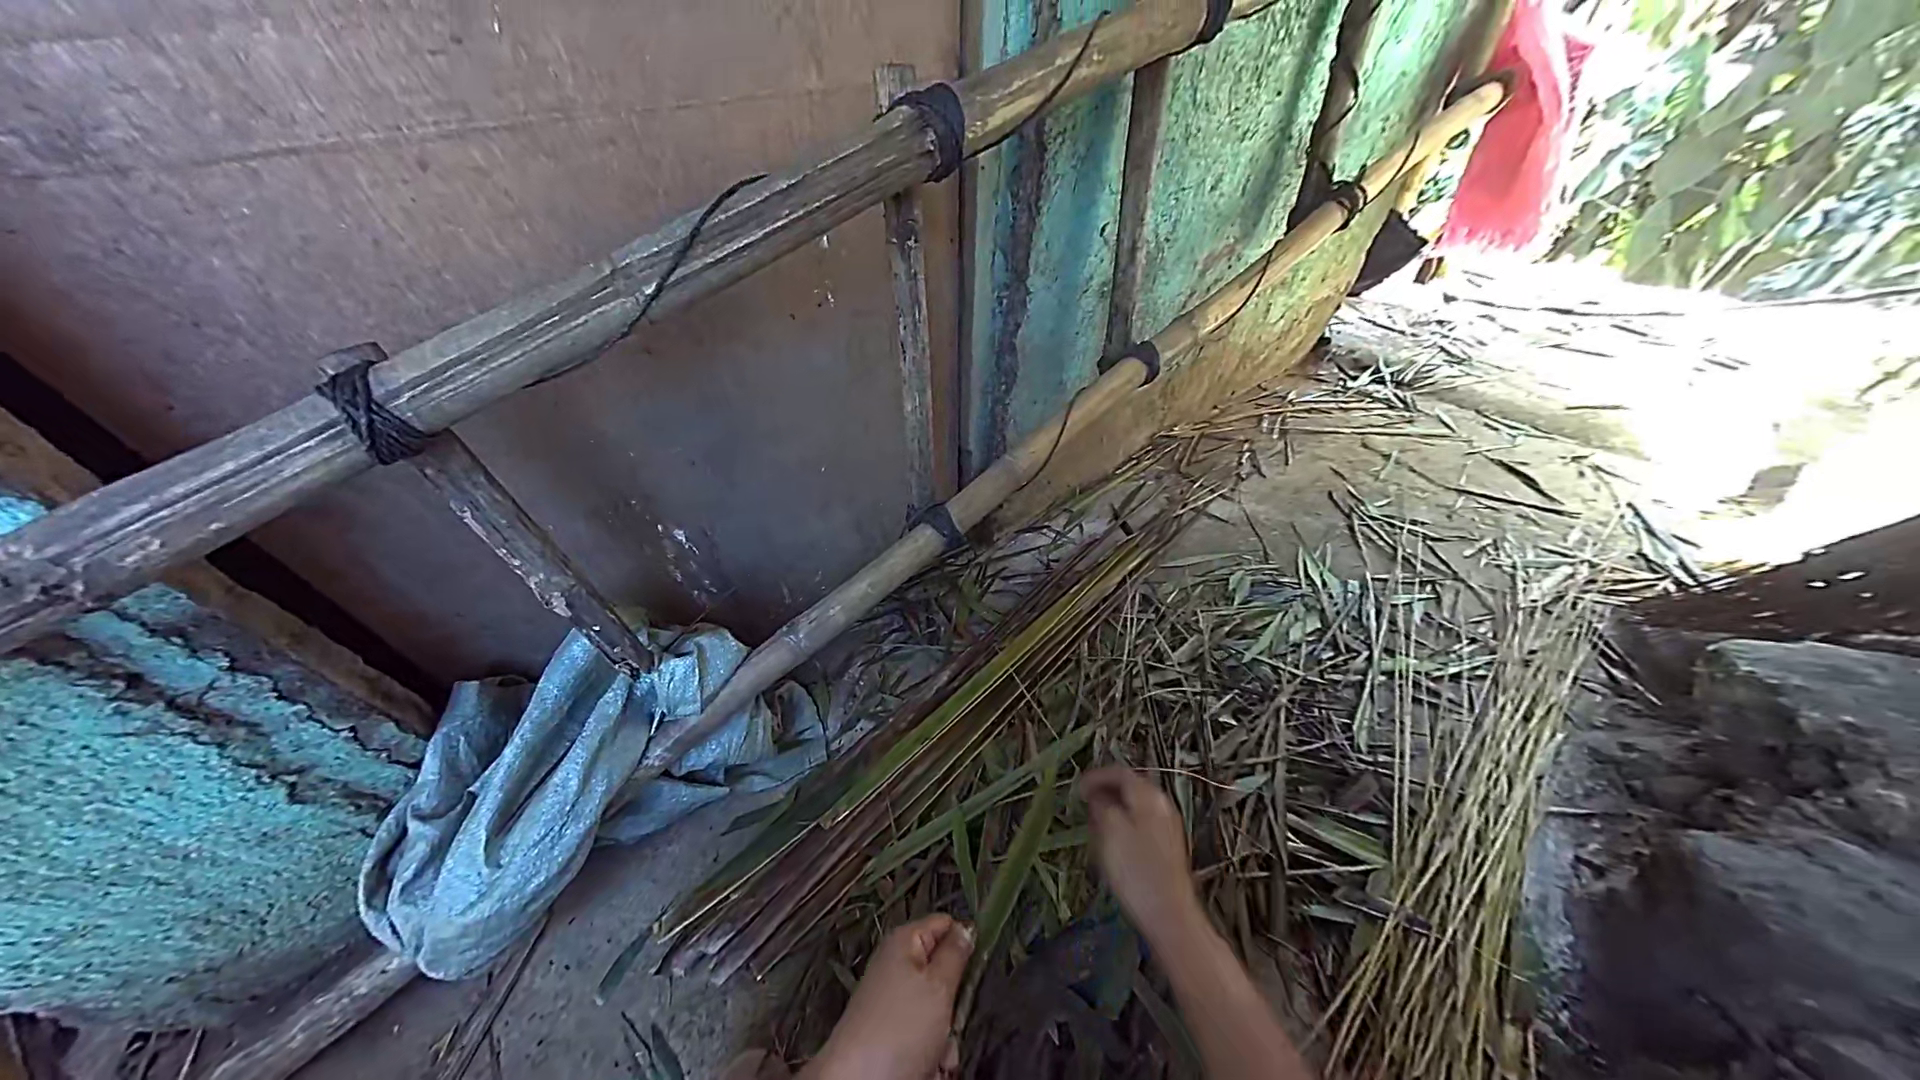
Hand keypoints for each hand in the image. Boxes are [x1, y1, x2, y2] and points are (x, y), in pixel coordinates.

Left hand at [805, 913, 972, 1079]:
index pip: (945, 924)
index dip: (964, 941)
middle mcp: (899, 965)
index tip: (977, 966)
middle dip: (956, 999)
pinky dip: (933, 1051)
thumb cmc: (901, 1027)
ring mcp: (896, 1000)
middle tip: (955, 1017)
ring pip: (940, 1008)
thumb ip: (956, 953)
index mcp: (906, 942)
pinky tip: (930, 1068)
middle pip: (945, 971)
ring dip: (948, 1034)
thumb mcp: (938, 985)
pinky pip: (926, 1033)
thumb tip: (966, 927)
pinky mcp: (894, 1031)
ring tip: (940, 1052)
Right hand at [1080, 767, 1202, 938]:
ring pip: (1135, 805)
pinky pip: (1141, 822)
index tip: (1077, 789)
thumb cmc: (1135, 870)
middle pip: (1129, 786)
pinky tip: (1113, 841)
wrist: (1169, 915)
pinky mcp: (1168, 846)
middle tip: (1084, 803)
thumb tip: (1096, 794)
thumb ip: (1100, 804)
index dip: (1095, 776)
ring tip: (1094, 822)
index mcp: (1148, 795)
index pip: (1119, 772)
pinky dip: (1124, 822)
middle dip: (1105, 791)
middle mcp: (1162, 804)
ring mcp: (1168, 826)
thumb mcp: (1109, 830)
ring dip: (1114, 807)